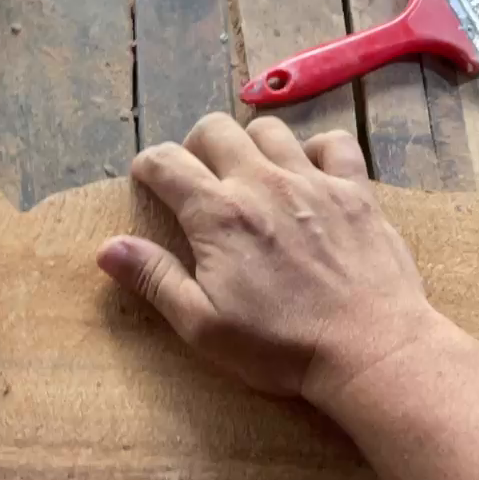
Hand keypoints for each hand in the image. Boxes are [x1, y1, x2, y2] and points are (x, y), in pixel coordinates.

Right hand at [96, 113, 444, 404]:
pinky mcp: (356, 190)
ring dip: (249, 145)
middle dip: (194, 145)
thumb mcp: (201, 324)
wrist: (370, 350)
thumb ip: (154, 278)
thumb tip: (108, 247)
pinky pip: (333, 142)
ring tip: (250, 175)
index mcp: (218, 215)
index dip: (147, 166)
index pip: (166, 163)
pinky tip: (309, 176)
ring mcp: (313, 181)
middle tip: (198, 179)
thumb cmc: (279, 346)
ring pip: (270, 129)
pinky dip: (315, 150)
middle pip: (214, 129)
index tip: (147, 180)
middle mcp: (262, 183)